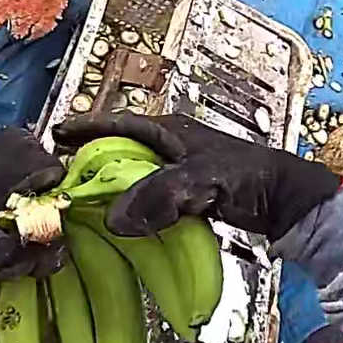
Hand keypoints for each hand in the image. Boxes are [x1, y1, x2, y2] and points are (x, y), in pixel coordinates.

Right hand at [53, 113, 342, 240]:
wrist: (283, 198)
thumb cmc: (245, 176)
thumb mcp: (200, 180)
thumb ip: (160, 195)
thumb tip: (115, 219)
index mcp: (169, 131)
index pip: (119, 123)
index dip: (88, 127)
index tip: (58, 132)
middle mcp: (171, 145)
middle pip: (122, 148)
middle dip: (94, 157)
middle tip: (65, 172)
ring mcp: (180, 168)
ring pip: (135, 172)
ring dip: (112, 182)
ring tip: (86, 196)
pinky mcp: (188, 191)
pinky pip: (152, 194)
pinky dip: (134, 203)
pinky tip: (123, 217)